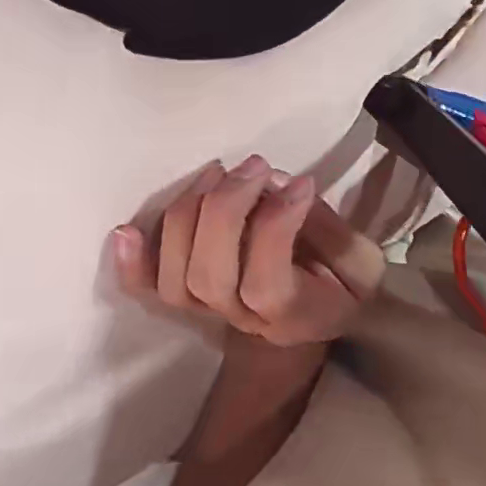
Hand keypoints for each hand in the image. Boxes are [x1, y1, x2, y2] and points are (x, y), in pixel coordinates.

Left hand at [111, 156, 385, 346]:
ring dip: (189, 213)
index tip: (302, 183)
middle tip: (255, 166)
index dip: (276, 227)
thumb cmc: (336, 284)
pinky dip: (134, 263)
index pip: (266, 282)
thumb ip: (329, 230)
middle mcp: (243, 319)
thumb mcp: (360, 265)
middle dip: (226, 209)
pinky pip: (149, 289)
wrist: (303, 316)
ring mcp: (207, 312)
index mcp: (295, 315)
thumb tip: (279, 186)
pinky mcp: (184, 297)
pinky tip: (125, 232)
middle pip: (210, 276)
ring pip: (176, 277)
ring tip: (218, 171)